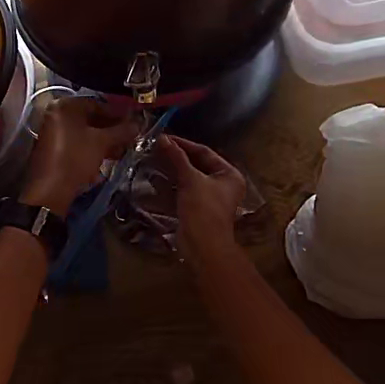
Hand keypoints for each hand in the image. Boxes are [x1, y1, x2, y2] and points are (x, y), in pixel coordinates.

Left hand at [20, 97, 138, 216]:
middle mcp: (56, 116)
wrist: (50, 191)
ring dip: (104, 143)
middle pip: (90, 119)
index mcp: (64, 106)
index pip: (97, 104)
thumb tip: (138, 124)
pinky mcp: (53, 151)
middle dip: (111, 130)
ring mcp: (53, 134)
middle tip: (129, 139)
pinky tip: (105, 161)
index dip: (117, 114)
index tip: (133, 123)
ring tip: (120, 152)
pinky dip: (91, 151)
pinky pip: (77, 145)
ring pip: (84, 134)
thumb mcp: (102, 142)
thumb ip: (121, 131)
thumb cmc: (76, 158)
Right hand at [157, 135, 248, 263]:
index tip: (165, 138)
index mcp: (229, 174)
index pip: (205, 152)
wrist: (203, 245)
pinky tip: (158, 178)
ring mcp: (211, 197)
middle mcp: (223, 184)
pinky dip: (173, 184)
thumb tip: (162, 138)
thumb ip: (177, 158)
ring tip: (155, 159)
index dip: (184, 144)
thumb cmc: (203, 209)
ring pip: (190, 177)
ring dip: (174, 170)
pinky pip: (185, 190)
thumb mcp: (191, 179)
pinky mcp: (198, 208)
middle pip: (198, 164)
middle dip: (178, 157)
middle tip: (157, 147)